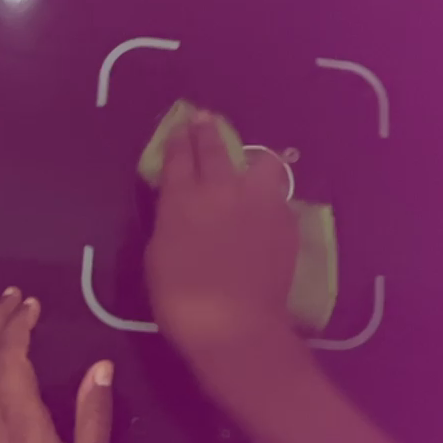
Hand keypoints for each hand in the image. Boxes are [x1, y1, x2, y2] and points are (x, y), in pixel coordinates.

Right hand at [146, 109, 302, 386]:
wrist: (233, 324)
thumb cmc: (180, 298)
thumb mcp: (157, 256)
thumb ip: (169, 222)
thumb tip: (179, 207)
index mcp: (181, 198)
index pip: (178, 157)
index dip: (177, 140)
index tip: (179, 128)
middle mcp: (220, 190)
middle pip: (214, 149)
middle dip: (206, 132)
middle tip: (204, 118)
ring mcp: (258, 203)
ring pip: (260, 163)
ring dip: (251, 159)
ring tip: (250, 164)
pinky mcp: (285, 221)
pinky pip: (278, 197)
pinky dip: (270, 196)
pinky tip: (267, 206)